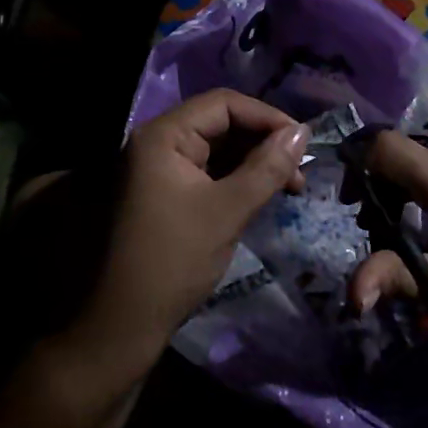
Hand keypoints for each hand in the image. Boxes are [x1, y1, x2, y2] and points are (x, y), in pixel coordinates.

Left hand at [76, 90, 307, 371]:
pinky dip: (239, 179)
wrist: (124, 322)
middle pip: (221, 123)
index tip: (304, 144)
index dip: (267, 117)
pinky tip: (265, 194)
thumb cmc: (174, 260)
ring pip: (219, 149)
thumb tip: (302, 133)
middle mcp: (158, 143)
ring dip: (255, 162)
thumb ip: (268, 167)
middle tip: (300, 171)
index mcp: (163, 136)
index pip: (224, 104)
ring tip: (290, 186)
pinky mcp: (167, 192)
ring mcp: (161, 169)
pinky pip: (209, 171)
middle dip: (264, 142)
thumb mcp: (228, 210)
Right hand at [347, 133, 427, 357]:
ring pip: (421, 168)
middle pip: (402, 154)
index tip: (348, 204)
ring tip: (394, 238)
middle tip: (369, 230)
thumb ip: (394, 277)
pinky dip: (420, 201)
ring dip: (397, 195)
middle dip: (375, 186)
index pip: (387, 145)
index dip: (358, 165)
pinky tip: (427, 238)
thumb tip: (348, 292)